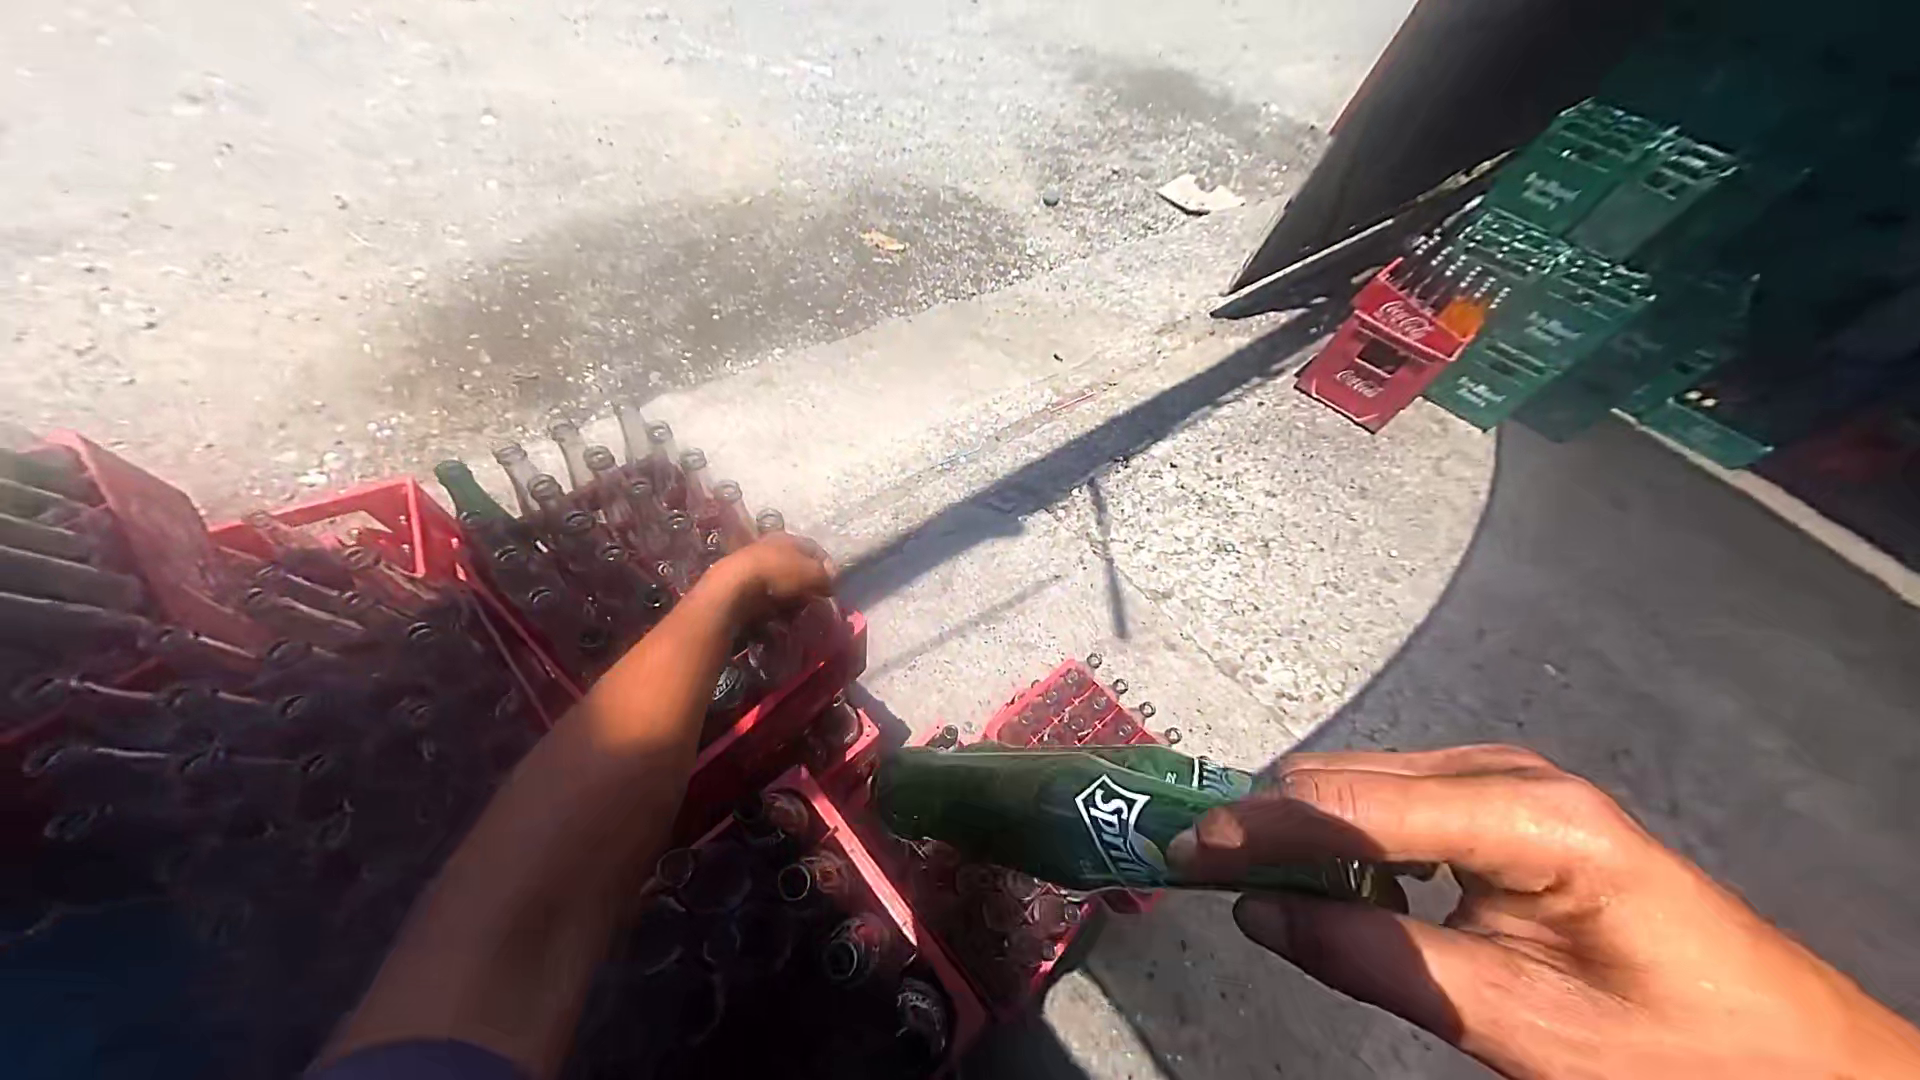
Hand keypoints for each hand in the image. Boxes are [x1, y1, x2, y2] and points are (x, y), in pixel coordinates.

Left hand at [702, 532, 836, 625]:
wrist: (732, 590)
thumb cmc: (778, 574)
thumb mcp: (813, 574)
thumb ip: (827, 576)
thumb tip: (832, 581)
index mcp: (788, 537)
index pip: (815, 548)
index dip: (827, 565)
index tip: (834, 584)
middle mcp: (769, 546)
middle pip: (796, 565)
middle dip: (807, 582)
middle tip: (816, 599)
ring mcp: (752, 565)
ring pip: (780, 581)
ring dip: (790, 596)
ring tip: (798, 611)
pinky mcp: (739, 586)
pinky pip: (764, 596)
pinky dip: (773, 606)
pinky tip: (778, 616)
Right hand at [1169, 745, 1919, 1078]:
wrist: (1822, 1070)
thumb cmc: (1695, 1064)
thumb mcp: (1530, 1032)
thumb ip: (1379, 962)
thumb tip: (1256, 912)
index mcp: (1533, 817)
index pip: (1356, 807)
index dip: (1262, 826)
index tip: (1190, 848)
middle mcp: (1500, 768)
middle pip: (1343, 779)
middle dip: (1264, 821)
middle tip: (1203, 865)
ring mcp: (1492, 772)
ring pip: (1350, 779)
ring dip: (1292, 825)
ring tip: (1245, 870)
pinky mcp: (1485, 791)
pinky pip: (1377, 795)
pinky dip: (1330, 830)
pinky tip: (1321, 872)